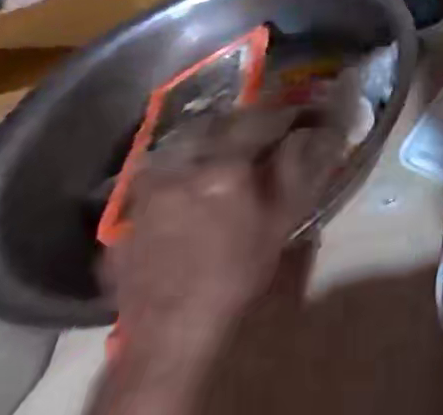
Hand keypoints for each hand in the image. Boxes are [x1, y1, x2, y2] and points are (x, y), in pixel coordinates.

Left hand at [105, 111, 344, 330]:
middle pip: (215, 123)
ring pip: (182, 143)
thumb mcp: (280, 222)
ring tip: (223, 149)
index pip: (259, 119)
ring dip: (206, 139)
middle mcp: (183, 166)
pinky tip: (189, 181)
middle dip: (240, 120)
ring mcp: (150, 187)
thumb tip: (312, 133)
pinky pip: (159, 171)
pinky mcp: (130, 209)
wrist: (171, 332)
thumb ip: (295, 170)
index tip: (300, 110)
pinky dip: (179, 167)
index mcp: (224, 167)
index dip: (283, 111)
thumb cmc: (237, 273)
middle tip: (259, 126)